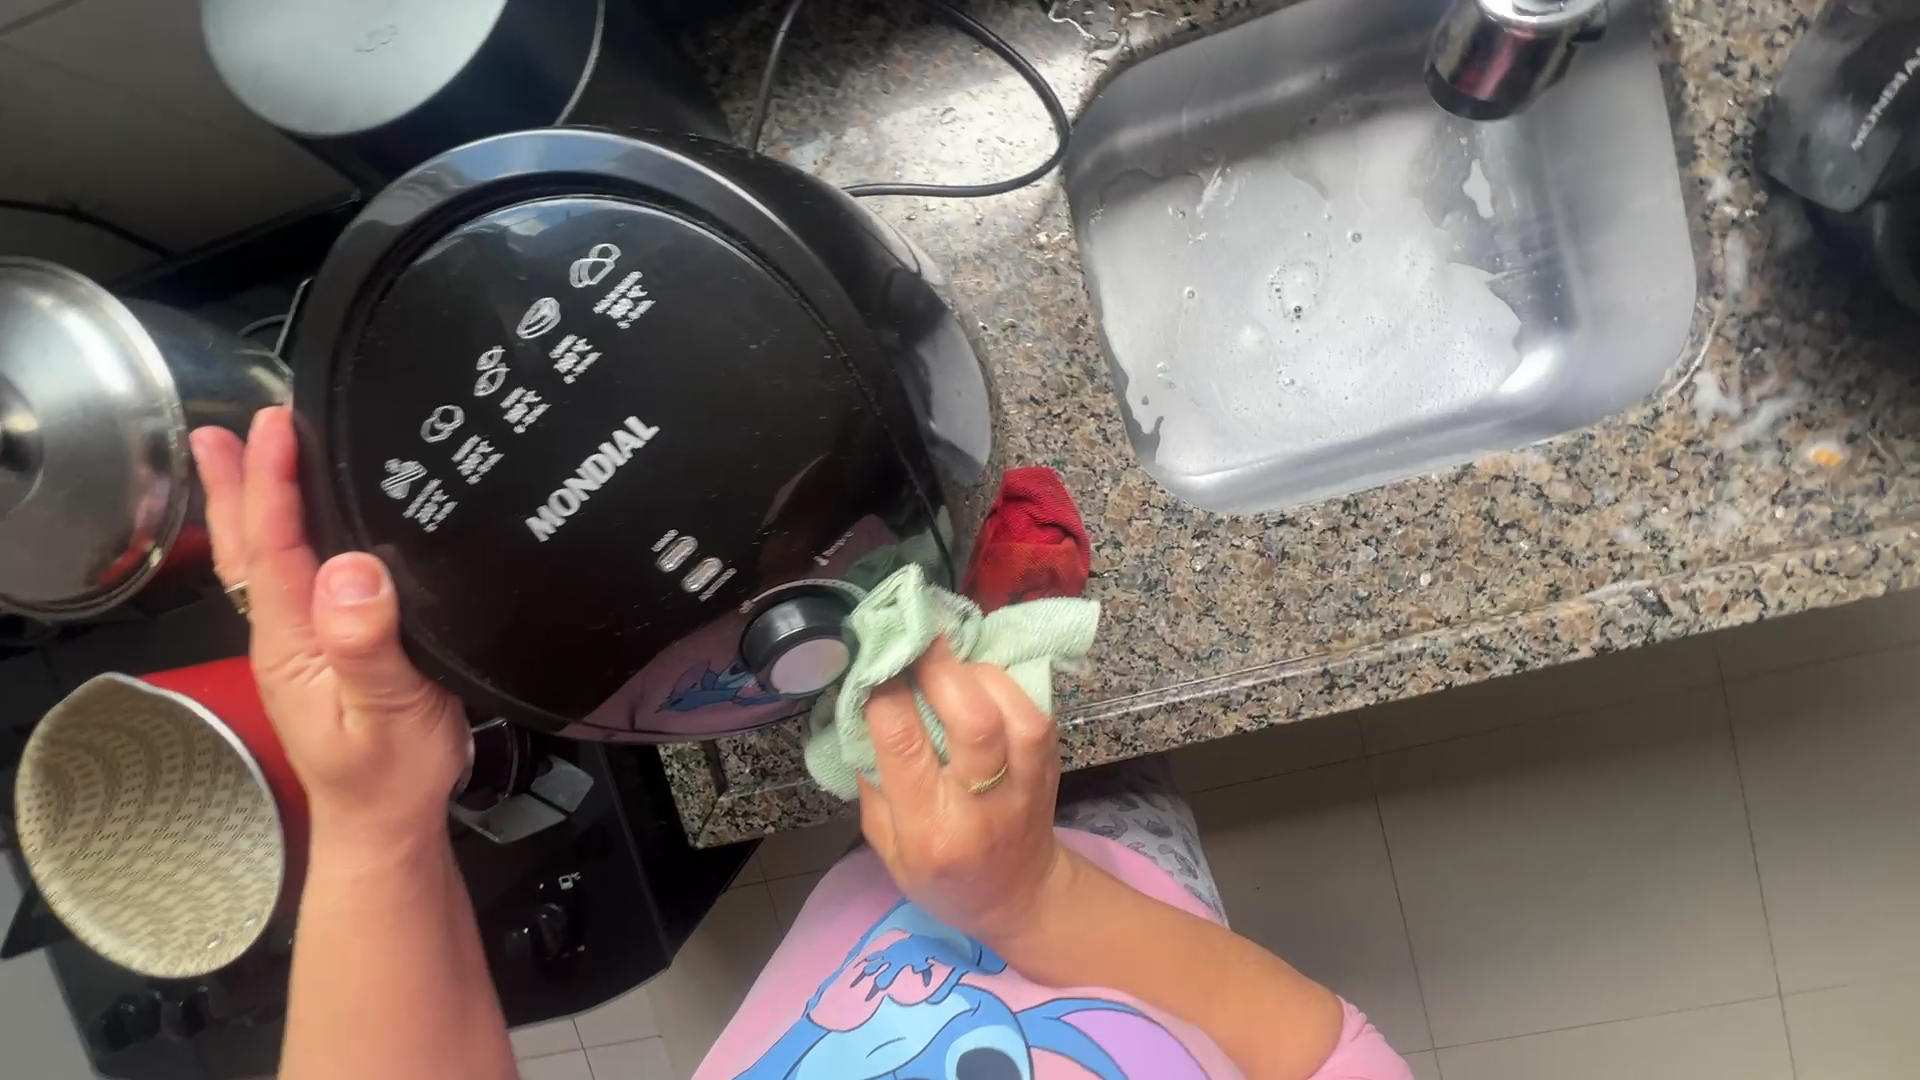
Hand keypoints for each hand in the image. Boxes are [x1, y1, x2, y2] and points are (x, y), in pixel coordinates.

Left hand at [190, 407, 468, 851]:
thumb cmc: (391, 770)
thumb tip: (352, 572)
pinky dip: (296, 540)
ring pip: (272, 561)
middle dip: (241, 483)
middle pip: (253, 548)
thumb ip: (365, 646)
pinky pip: (305, 580)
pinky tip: (311, 532)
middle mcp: (289, 634)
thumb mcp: (386, 711)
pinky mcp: (334, 648)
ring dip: (257, 505)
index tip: (276, 429)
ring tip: (247, 459)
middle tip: (235, 426)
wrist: (386, 814)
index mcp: (295, 642)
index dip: (272, 486)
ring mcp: (308, 642)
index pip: (275, 550)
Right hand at [856, 639, 1074, 944]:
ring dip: (978, 674)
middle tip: (917, 638)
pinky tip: (981, 681)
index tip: (876, 662)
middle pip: (973, 722)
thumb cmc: (942, 877)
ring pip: (1014, 713)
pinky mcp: (1053, 765)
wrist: (1020, 895)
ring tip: (951, 663)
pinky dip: (1005, 686)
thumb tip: (862, 711)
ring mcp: (1027, 784)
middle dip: (941, 669)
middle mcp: (983, 806)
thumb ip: (873, 785)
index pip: (906, 747)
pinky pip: (1033, 711)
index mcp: (931, 831)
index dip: (888, 692)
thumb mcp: (886, 849)